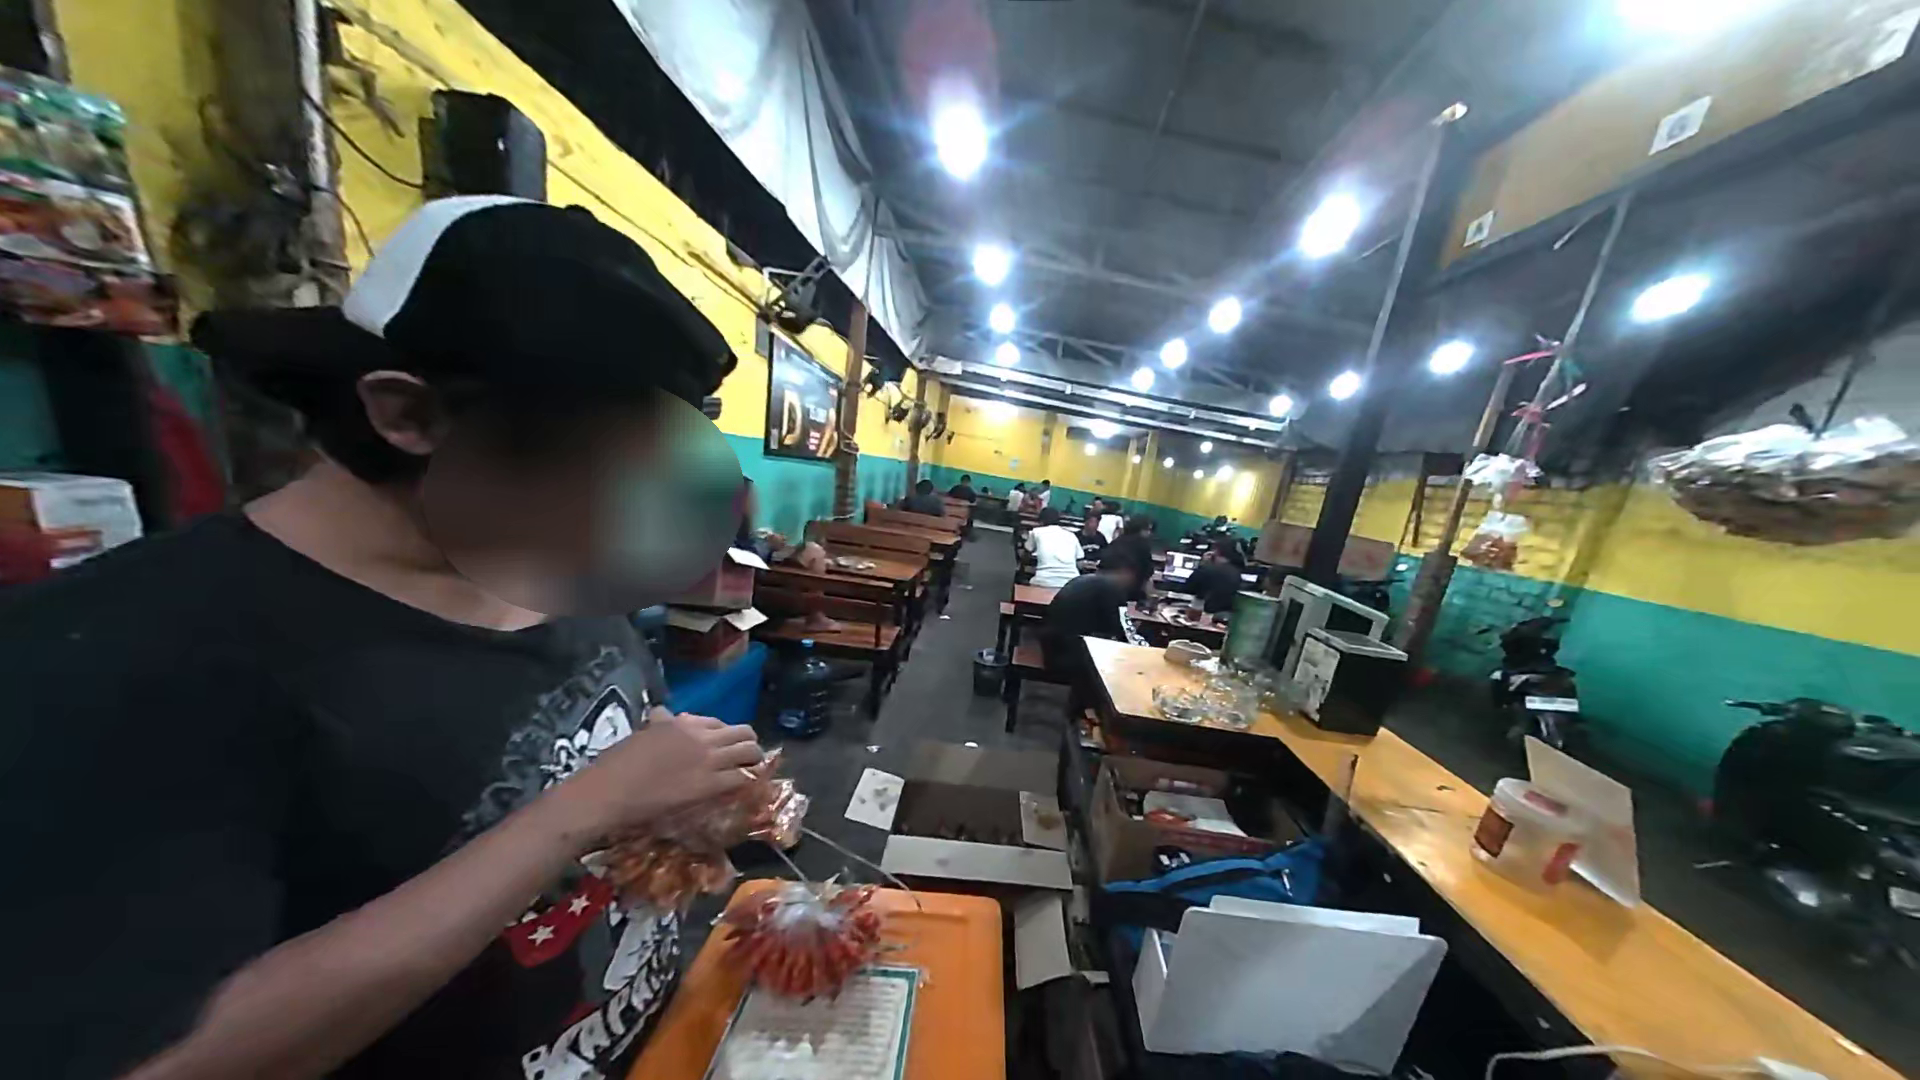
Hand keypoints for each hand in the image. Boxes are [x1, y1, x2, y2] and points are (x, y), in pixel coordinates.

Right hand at [542, 711, 761, 850]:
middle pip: (743, 732)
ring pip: (749, 752)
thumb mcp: (642, 734)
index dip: (725, 734)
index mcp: (683, 722)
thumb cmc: (616, 764)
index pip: (719, 722)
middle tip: (746, 756)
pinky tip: (745, 786)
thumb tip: (664, 713)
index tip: (725, 744)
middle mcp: (701, 736)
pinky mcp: (708, 784)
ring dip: (754, 760)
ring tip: (751, 770)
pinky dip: (747, 780)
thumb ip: (660, 723)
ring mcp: (707, 760)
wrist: (606, 792)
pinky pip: (740, 777)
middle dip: (749, 742)